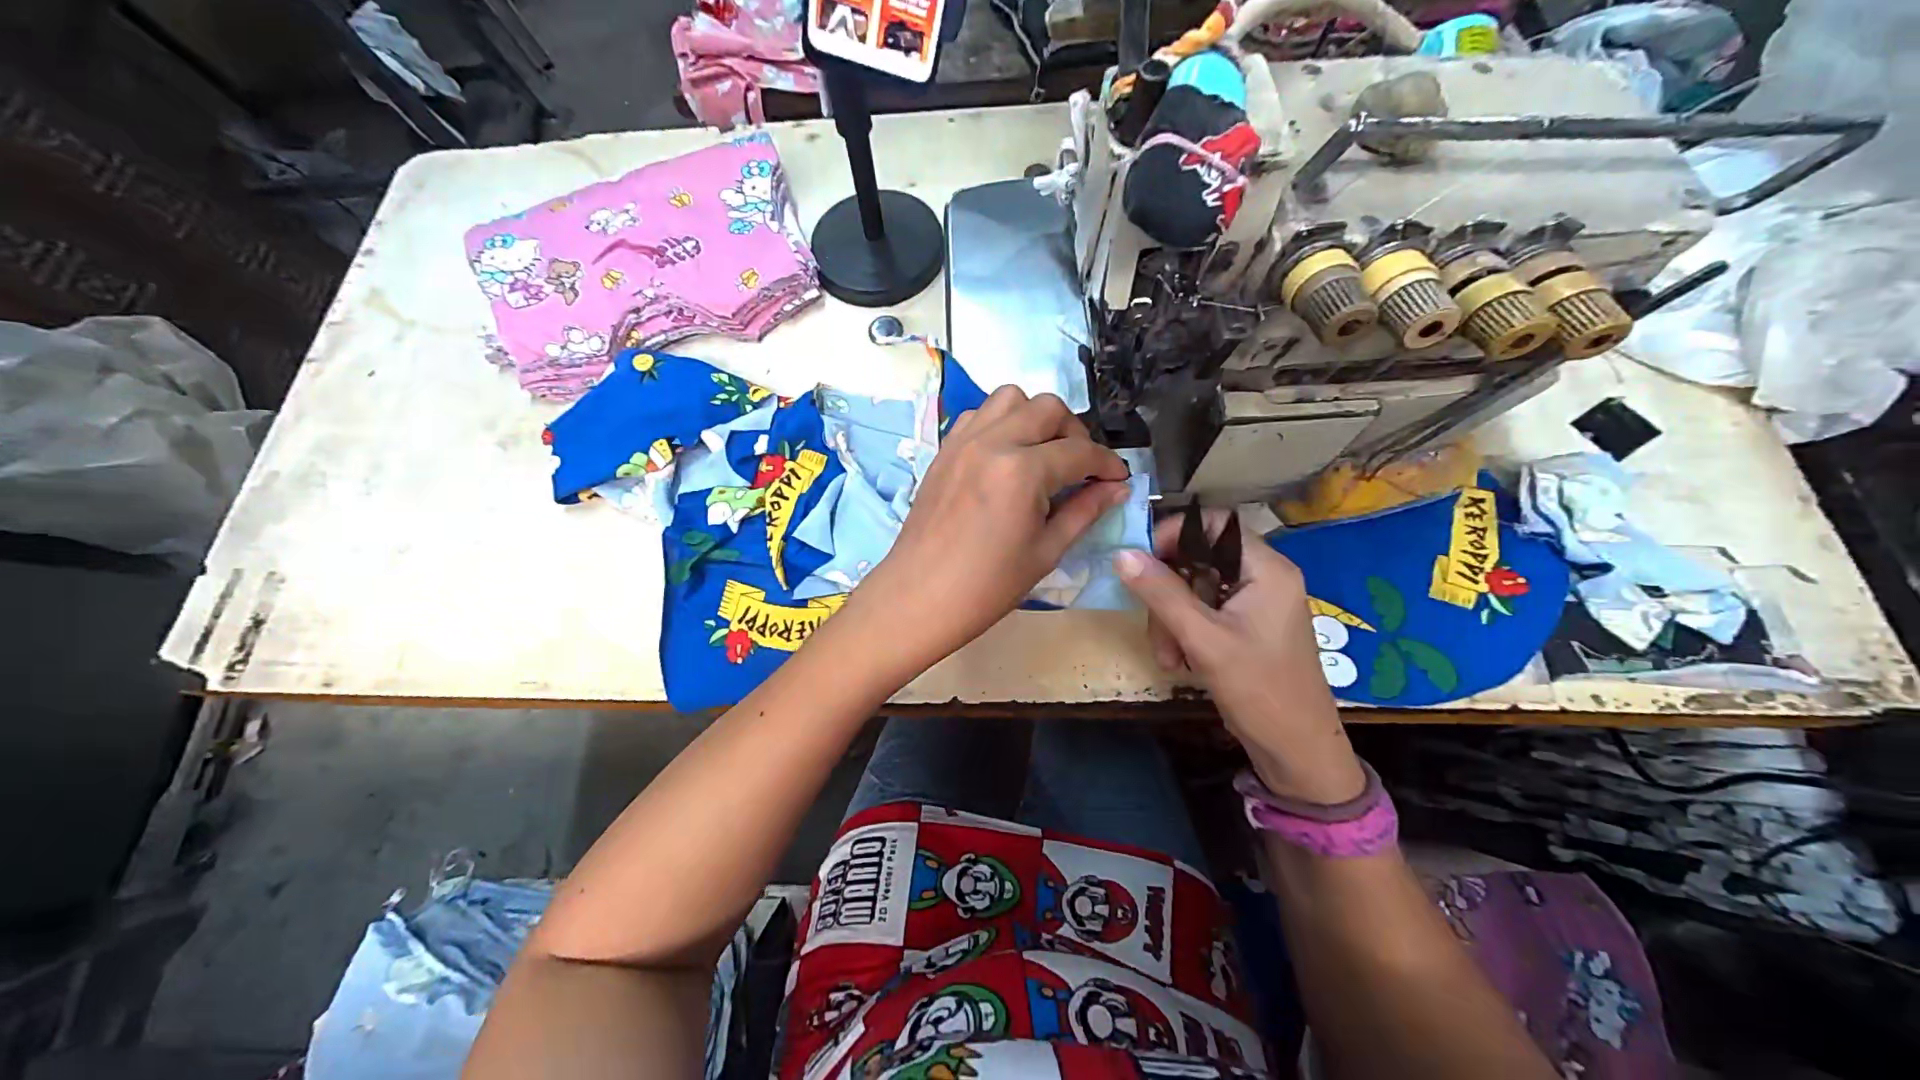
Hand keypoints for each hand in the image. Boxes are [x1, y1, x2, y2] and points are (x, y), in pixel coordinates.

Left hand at [851, 386, 1129, 672]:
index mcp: (1022, 470)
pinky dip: (1001, 423)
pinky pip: (979, 415)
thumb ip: (1084, 511)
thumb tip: (1116, 488)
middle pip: (1048, 408)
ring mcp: (963, 441)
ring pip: (1011, 398)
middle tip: (1081, 468)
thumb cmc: (987, 586)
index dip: (1107, 464)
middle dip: (1074, 433)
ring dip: (1036, 417)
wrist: (919, 596)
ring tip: (1043, 454)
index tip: (1118, 479)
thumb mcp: (1046, 551)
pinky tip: (1007, 457)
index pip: (1080, 451)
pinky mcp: (945, 449)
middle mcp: (993, 442)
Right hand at [1113, 511, 1367, 804]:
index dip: (1173, 534)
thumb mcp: (1204, 640)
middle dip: (1168, 593)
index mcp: (1266, 570)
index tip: (1139, 558)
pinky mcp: (1246, 626)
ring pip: (1195, 588)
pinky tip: (1180, 662)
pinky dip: (1184, 632)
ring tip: (1169, 658)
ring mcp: (1255, 603)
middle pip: (1198, 559)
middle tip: (1154, 626)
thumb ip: (1162, 593)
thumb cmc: (1259, 691)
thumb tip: (1123, 554)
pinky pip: (1203, 611)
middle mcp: (1264, 577)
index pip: (1214, 525)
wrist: (1297, 750)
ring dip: (1171, 620)